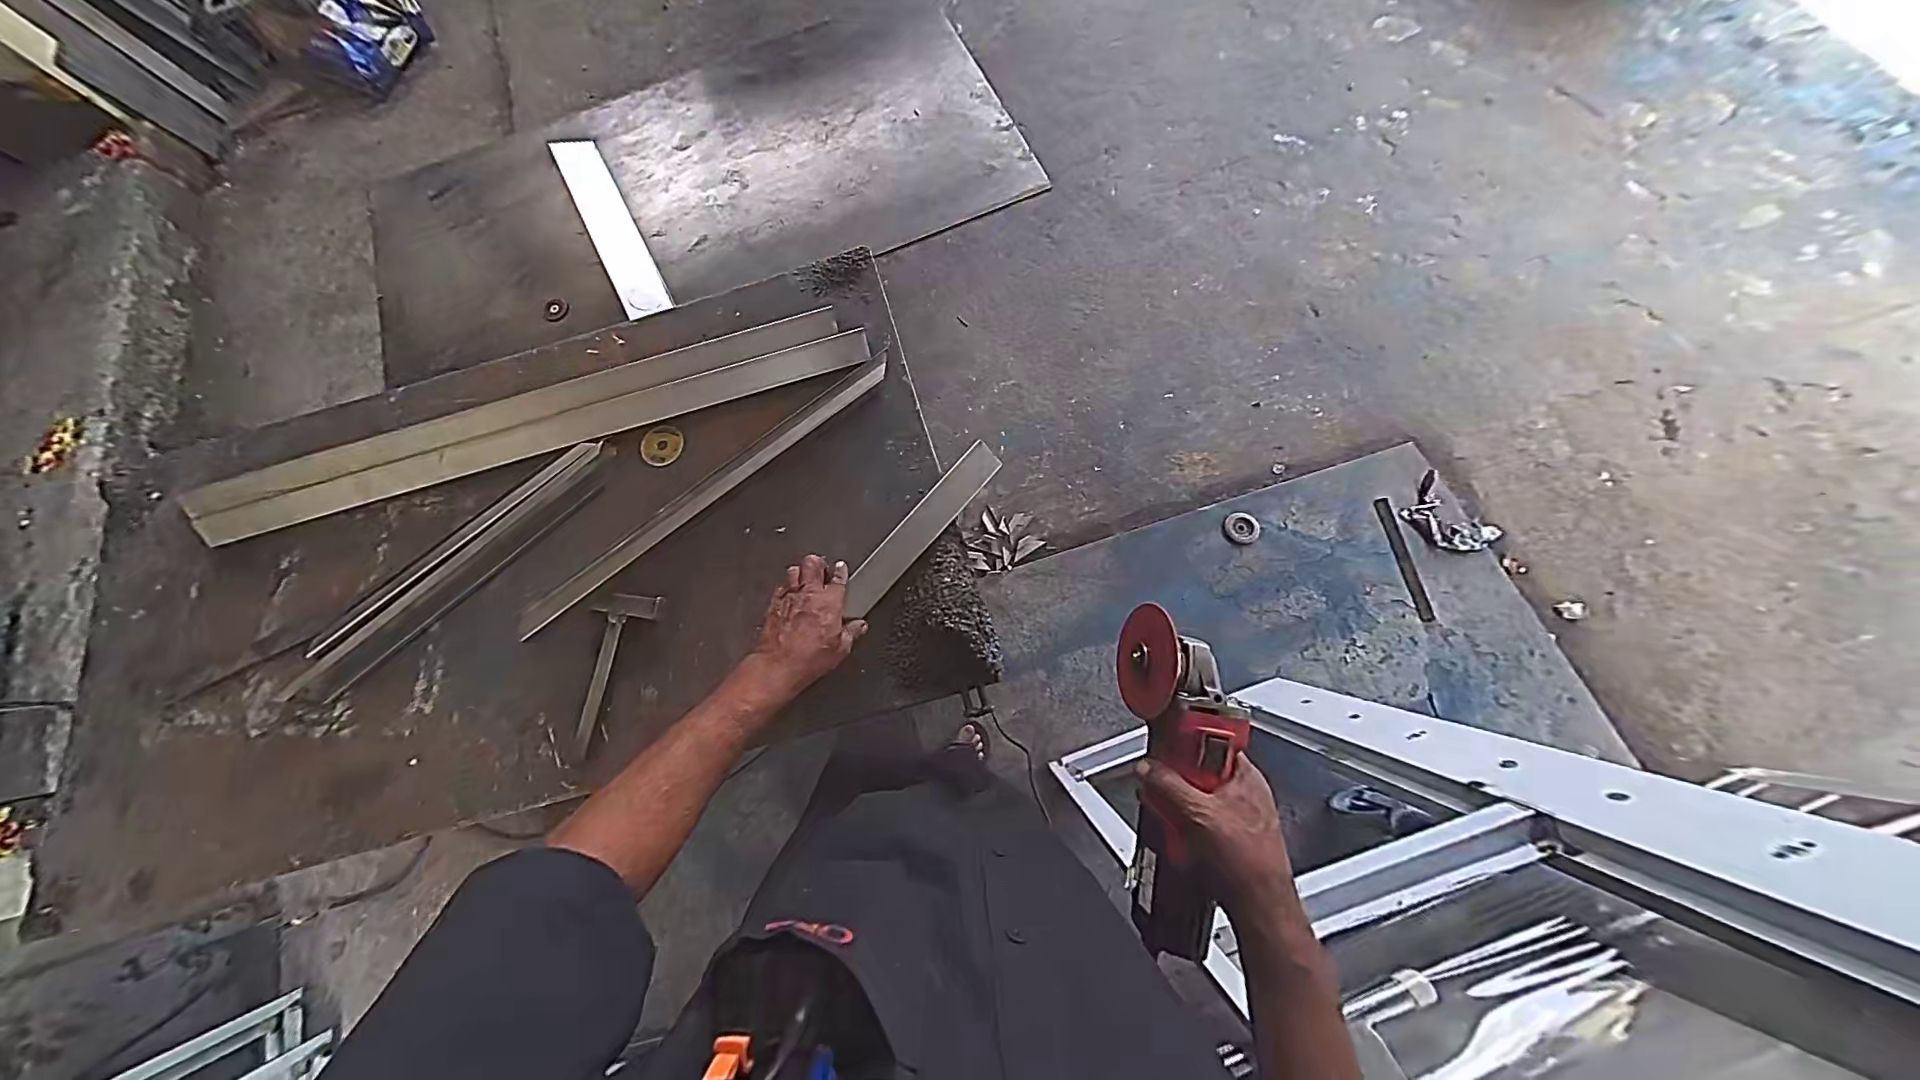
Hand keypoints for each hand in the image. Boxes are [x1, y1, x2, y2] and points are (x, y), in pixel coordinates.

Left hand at [744, 554, 867, 701]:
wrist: (777, 666)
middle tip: (822, 568)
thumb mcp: (840, 649)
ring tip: (805, 576)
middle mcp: (809, 594)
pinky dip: (786, 586)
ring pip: (794, 570)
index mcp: (830, 602)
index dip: (841, 571)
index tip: (841, 569)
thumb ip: (851, 633)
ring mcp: (789, 597)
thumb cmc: (807, 658)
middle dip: (818, 563)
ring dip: (800, 572)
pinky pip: (780, 586)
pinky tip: (789, 592)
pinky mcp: (773, 604)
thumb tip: (858, 627)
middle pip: (813, 564)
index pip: (838, 577)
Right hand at [1136, 752, 1298, 917]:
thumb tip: (1148, 768)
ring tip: (1167, 816)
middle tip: (1160, 787)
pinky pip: (1196, 820)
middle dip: (1174, 780)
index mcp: (1246, 776)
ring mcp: (1235, 816)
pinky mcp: (1226, 837)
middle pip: (1197, 770)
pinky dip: (1182, 825)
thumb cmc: (1250, 865)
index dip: (1187, 741)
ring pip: (1195, 796)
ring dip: (1175, 805)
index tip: (1166, 747)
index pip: (1212, 740)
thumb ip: (1168, 785)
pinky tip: (1177, 837)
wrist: (1260, 910)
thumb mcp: (1198, 814)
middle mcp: (1243, 792)